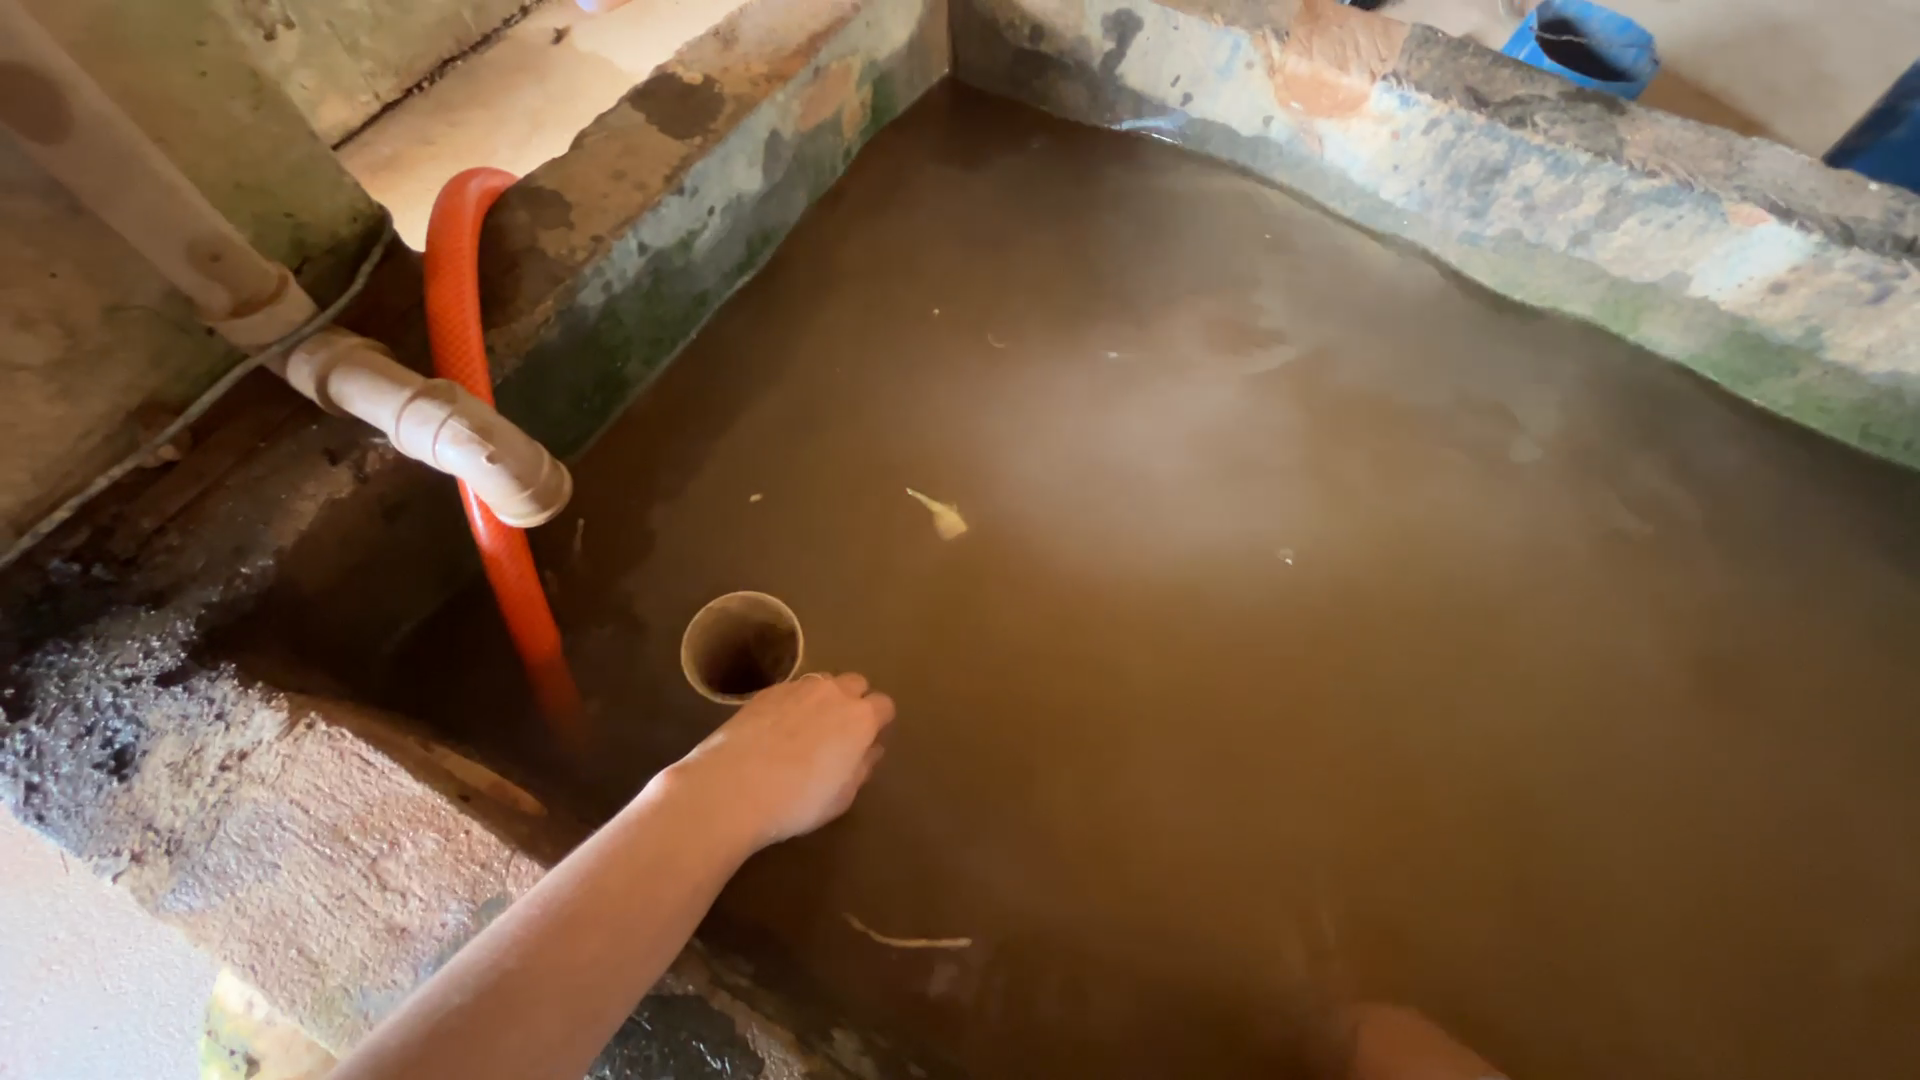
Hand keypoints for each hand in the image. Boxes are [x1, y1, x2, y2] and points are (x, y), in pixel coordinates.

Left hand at [662, 673, 894, 849]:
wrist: (731, 788)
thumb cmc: (797, 801)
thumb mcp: (842, 797)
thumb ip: (862, 768)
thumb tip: (871, 749)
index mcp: (860, 718)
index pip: (884, 706)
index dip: (879, 723)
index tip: (868, 742)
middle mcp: (833, 693)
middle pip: (855, 684)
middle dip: (854, 702)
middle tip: (839, 732)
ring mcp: (797, 688)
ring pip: (822, 683)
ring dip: (823, 699)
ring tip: (806, 729)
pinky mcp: (766, 692)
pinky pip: (791, 690)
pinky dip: (792, 704)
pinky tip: (776, 730)